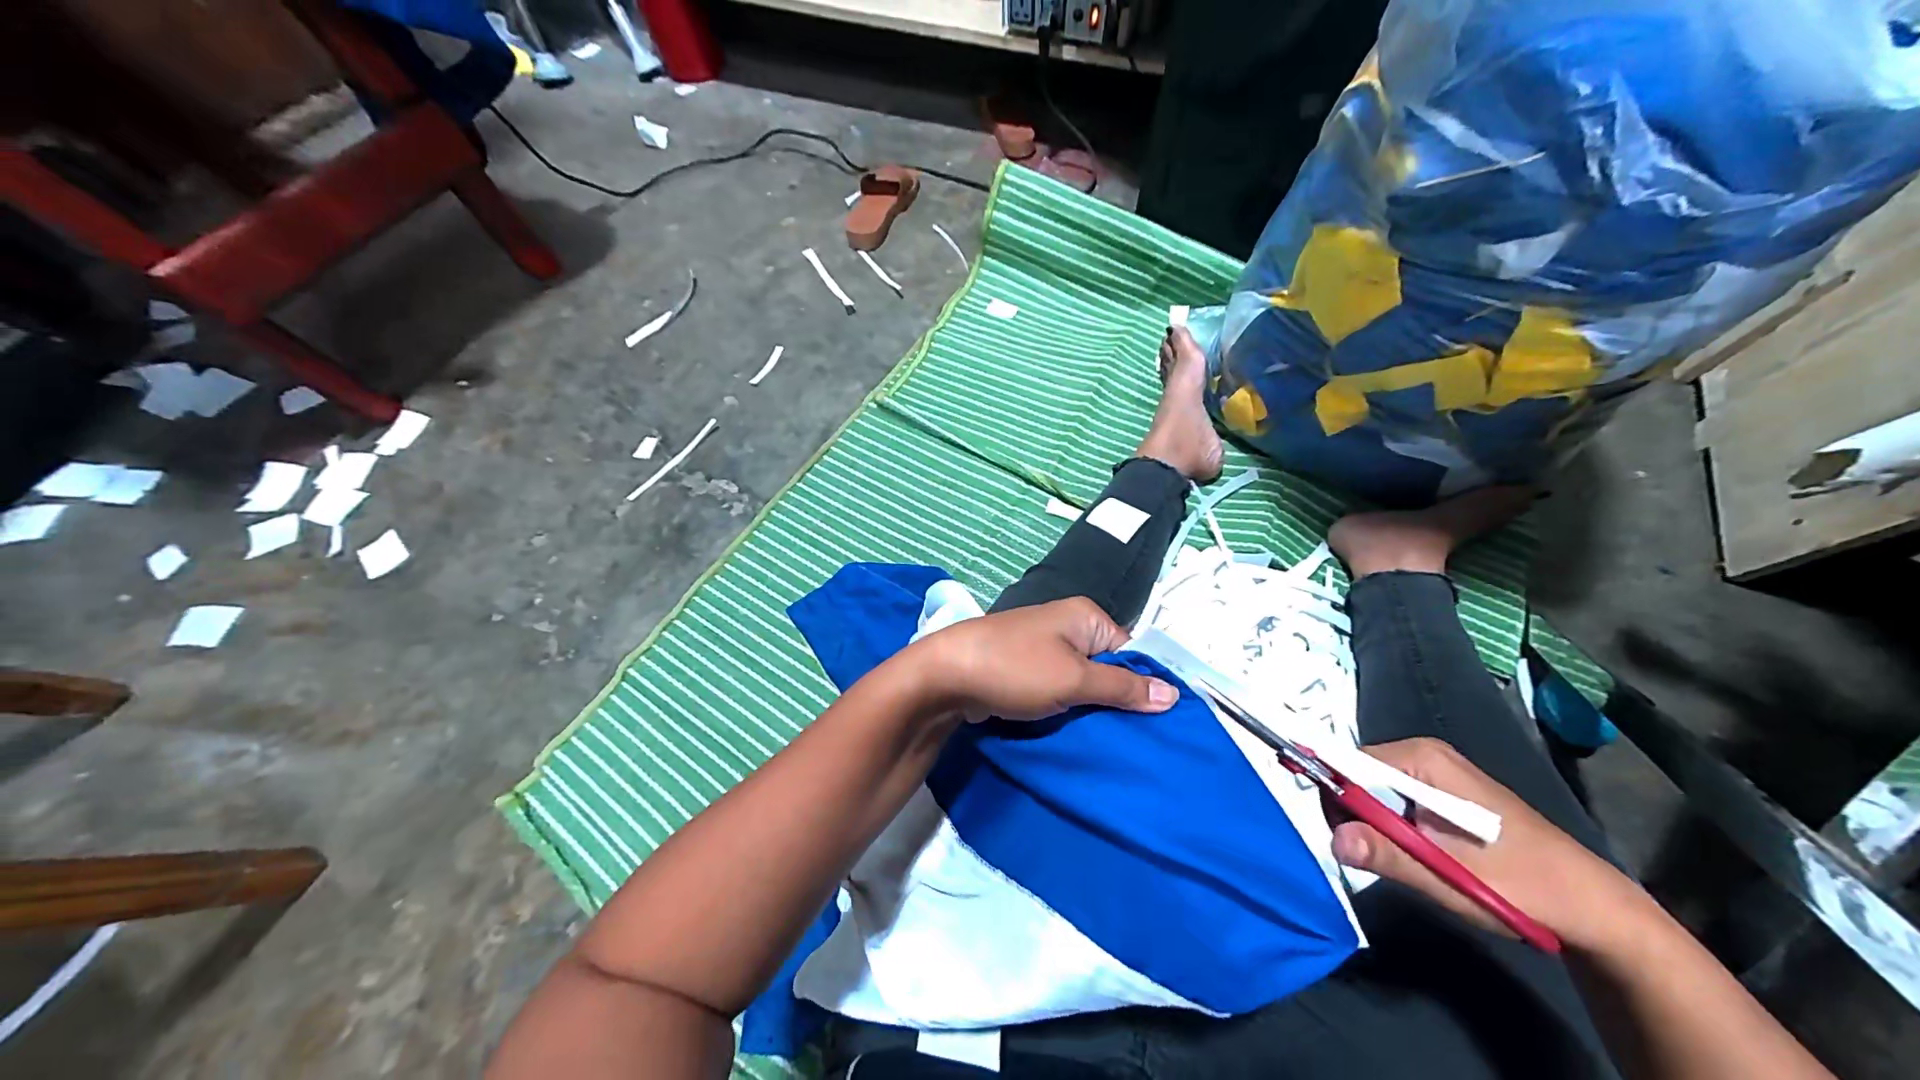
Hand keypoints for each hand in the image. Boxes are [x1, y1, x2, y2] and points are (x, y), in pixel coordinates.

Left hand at [903, 598, 1179, 722]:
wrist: (946, 675)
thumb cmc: (1015, 669)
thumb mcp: (1075, 680)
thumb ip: (1123, 687)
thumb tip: (1173, 694)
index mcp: (1086, 617)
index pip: (1133, 651)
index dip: (1145, 684)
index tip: (1159, 722)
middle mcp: (1067, 626)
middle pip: (1108, 667)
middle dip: (1118, 700)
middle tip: (1136, 738)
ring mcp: (1043, 648)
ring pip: (1082, 682)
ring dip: (1090, 708)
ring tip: (1109, 741)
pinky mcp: (1025, 670)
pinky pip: (1058, 690)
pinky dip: (1066, 708)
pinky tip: (1076, 733)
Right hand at [1330, 738, 1650, 950]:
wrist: (1591, 907)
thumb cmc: (1521, 885)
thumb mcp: (1448, 874)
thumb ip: (1387, 853)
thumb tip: (1333, 840)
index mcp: (1422, 759)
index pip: (1346, 762)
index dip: (1335, 798)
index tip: (1343, 839)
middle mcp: (1423, 755)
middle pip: (1356, 776)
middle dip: (1355, 816)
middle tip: (1378, 858)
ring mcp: (1434, 774)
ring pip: (1373, 793)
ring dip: (1375, 827)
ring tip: (1405, 861)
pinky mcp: (1442, 795)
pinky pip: (1393, 802)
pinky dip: (1391, 829)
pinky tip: (1417, 856)